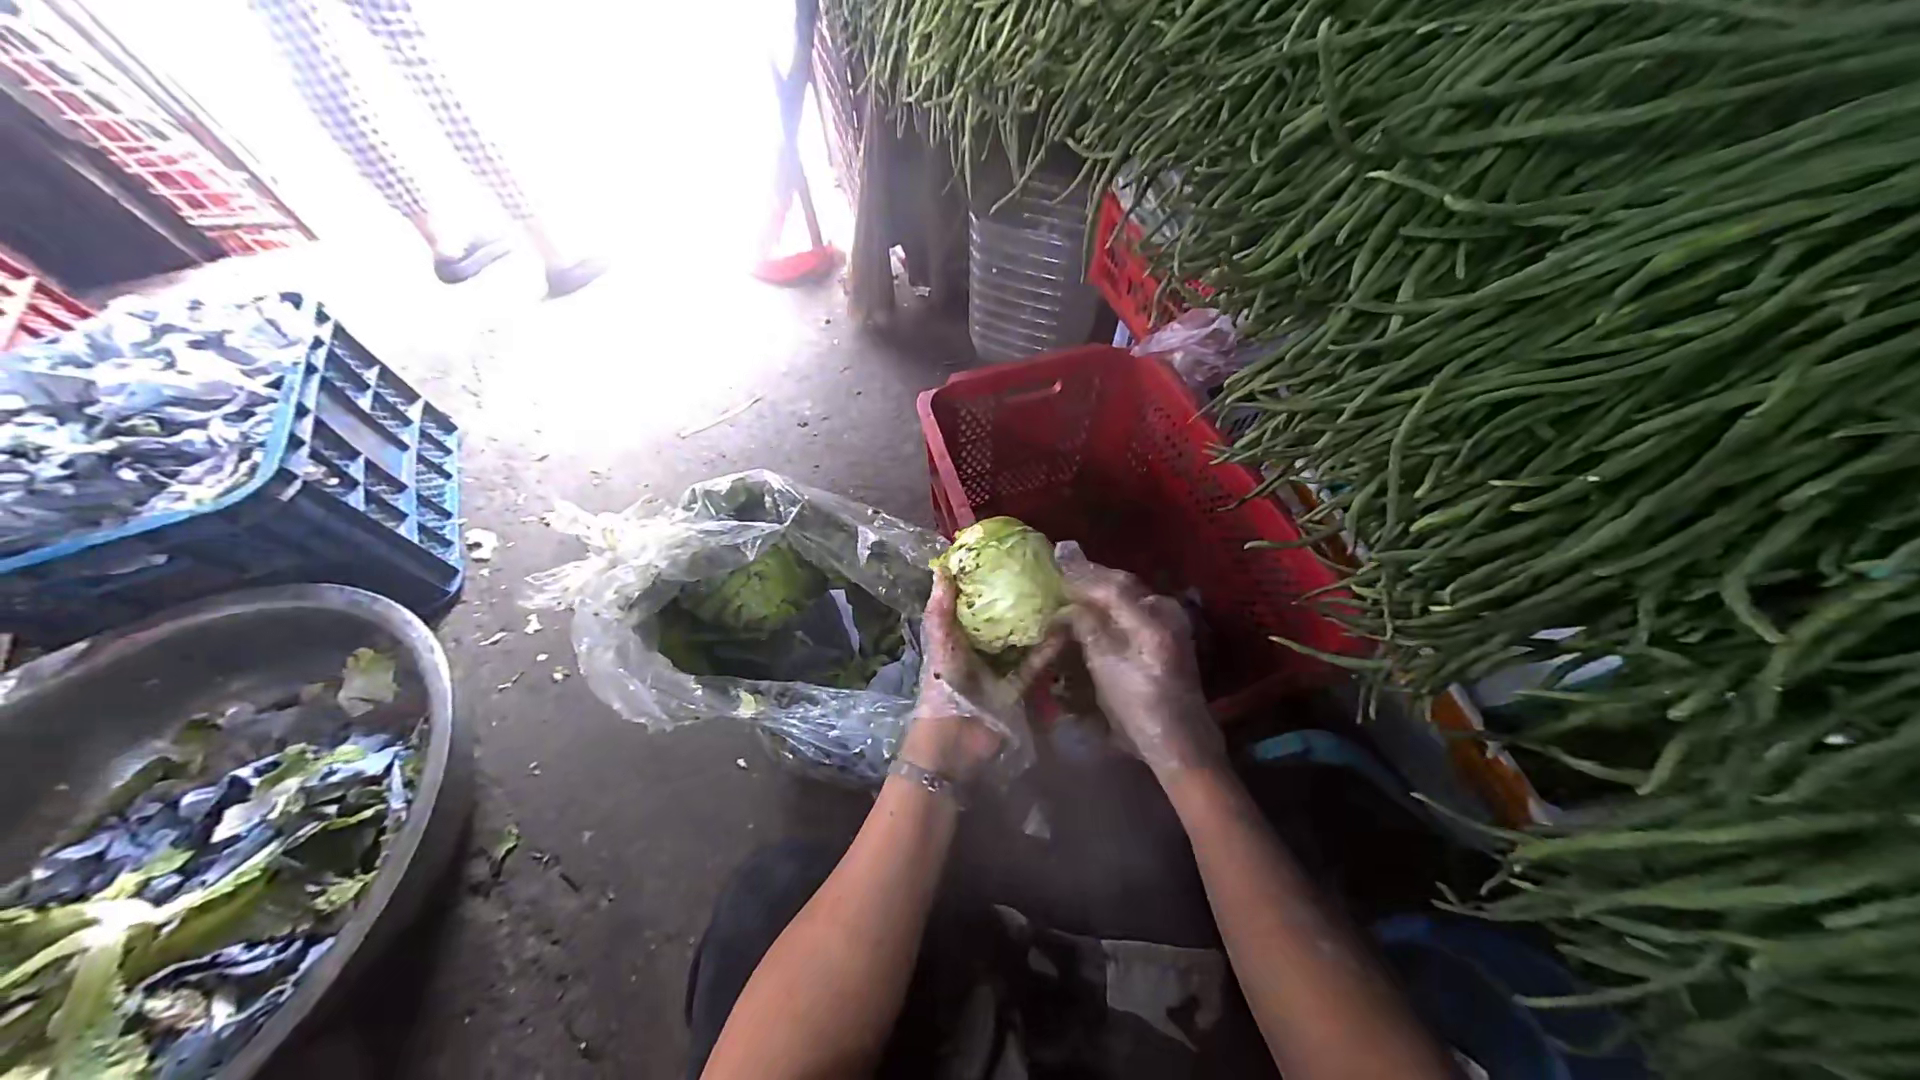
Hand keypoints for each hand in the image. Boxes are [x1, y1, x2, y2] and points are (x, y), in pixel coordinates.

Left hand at [908, 568, 1062, 782]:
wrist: (954, 740)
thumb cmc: (942, 685)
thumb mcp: (940, 642)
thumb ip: (941, 610)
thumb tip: (944, 568)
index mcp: (954, 638)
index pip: (967, 605)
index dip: (979, 584)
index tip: (1000, 559)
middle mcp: (976, 651)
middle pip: (996, 622)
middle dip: (1012, 601)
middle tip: (1037, 573)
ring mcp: (997, 670)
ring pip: (1018, 642)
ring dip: (1033, 624)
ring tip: (1056, 596)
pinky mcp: (1016, 688)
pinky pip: (1033, 665)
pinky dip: (1047, 650)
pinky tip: (1064, 630)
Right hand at [1060, 556, 1225, 777]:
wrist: (1180, 743)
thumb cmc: (1140, 707)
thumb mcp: (1106, 666)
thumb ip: (1088, 626)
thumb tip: (1069, 604)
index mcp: (1152, 616)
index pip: (1110, 583)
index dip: (1081, 570)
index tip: (1057, 554)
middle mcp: (1164, 611)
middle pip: (1121, 585)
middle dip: (1091, 575)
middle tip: (1062, 563)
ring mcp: (1170, 623)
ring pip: (1127, 596)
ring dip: (1101, 588)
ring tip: (1074, 581)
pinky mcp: (1168, 637)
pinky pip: (1135, 609)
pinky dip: (1113, 604)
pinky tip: (1096, 607)